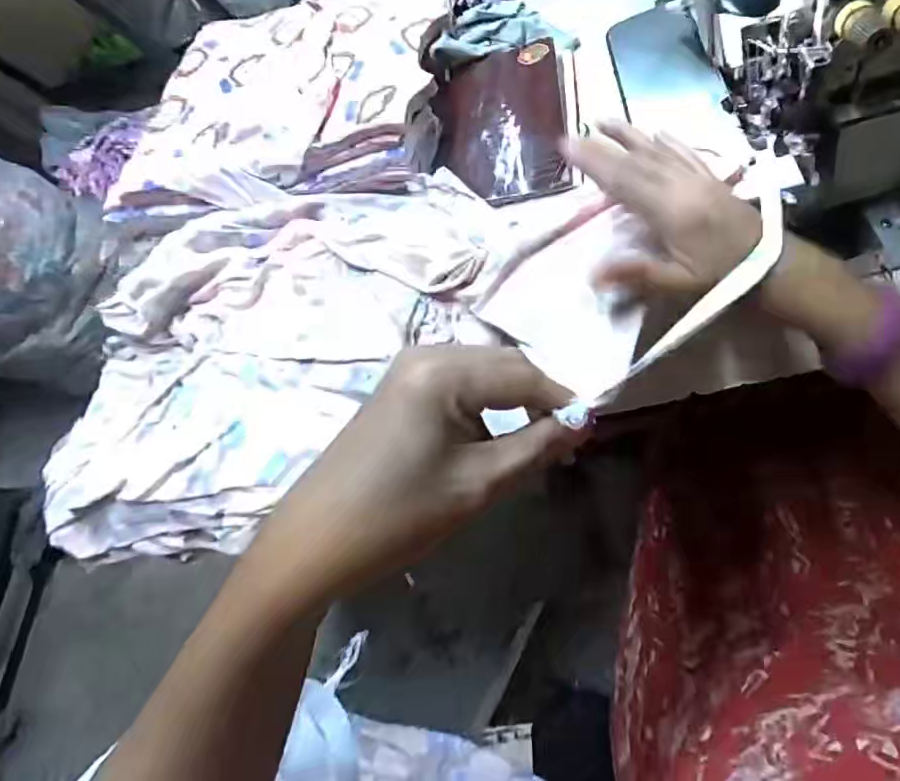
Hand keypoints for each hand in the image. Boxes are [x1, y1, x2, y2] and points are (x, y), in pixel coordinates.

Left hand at [248, 346, 588, 600]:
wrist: (310, 545)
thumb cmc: (398, 515)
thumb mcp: (477, 483)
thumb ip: (536, 446)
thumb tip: (582, 423)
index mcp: (444, 370)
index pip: (523, 374)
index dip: (562, 400)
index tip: (588, 430)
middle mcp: (426, 354)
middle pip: (503, 364)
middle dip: (538, 398)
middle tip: (564, 440)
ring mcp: (408, 368)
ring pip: (483, 372)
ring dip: (513, 400)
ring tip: (533, 443)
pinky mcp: (399, 386)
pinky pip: (458, 382)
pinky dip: (484, 404)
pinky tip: (492, 437)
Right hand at [564, 120, 760, 294]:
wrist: (766, 258)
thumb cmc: (719, 272)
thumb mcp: (678, 280)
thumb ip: (638, 273)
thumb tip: (593, 275)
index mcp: (668, 209)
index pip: (623, 180)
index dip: (594, 162)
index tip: (568, 145)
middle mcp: (679, 184)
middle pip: (635, 160)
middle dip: (602, 145)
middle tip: (573, 132)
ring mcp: (696, 176)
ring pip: (657, 149)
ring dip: (630, 134)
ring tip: (604, 119)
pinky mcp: (710, 176)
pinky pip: (686, 151)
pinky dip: (670, 140)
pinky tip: (658, 130)